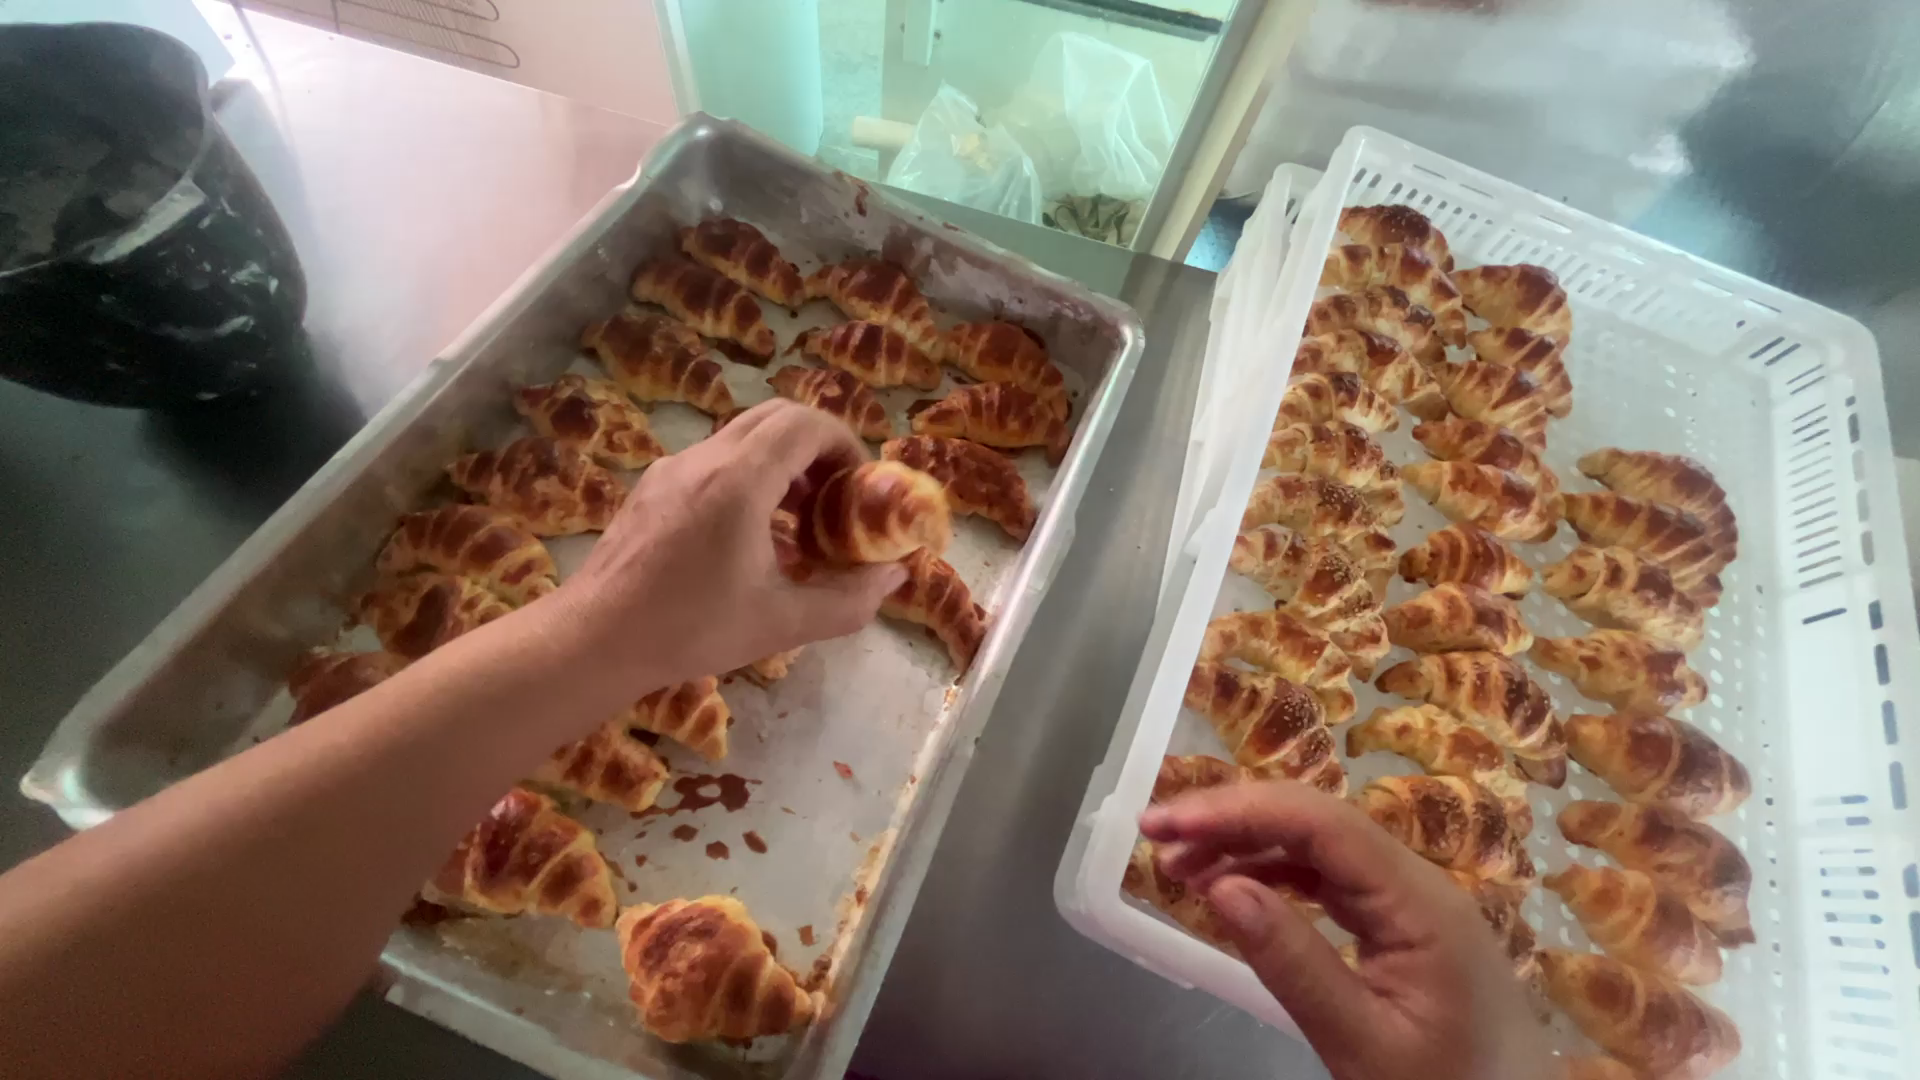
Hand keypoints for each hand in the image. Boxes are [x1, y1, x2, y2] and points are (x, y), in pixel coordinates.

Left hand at [550, 400, 906, 698]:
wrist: (593, 640)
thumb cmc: (691, 629)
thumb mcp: (783, 623)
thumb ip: (848, 600)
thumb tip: (894, 577)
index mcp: (739, 480)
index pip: (806, 423)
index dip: (845, 444)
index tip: (860, 488)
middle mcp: (705, 458)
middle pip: (777, 417)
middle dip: (819, 448)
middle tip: (838, 496)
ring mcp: (673, 468)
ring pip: (745, 437)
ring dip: (785, 463)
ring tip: (802, 520)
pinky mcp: (655, 486)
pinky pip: (717, 460)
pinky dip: (752, 478)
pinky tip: (754, 536)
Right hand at [1139, 782, 1552, 1079]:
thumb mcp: (1365, 1047)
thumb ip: (1293, 965)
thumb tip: (1218, 886)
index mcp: (1419, 901)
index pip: (1316, 822)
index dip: (1235, 811)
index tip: (1168, 825)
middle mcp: (1413, 880)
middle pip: (1310, 819)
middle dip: (1228, 817)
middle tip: (1155, 833)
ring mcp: (1404, 897)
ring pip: (1310, 841)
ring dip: (1240, 842)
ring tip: (1176, 864)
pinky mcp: (1392, 919)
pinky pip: (1320, 875)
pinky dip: (1266, 872)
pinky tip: (1227, 886)